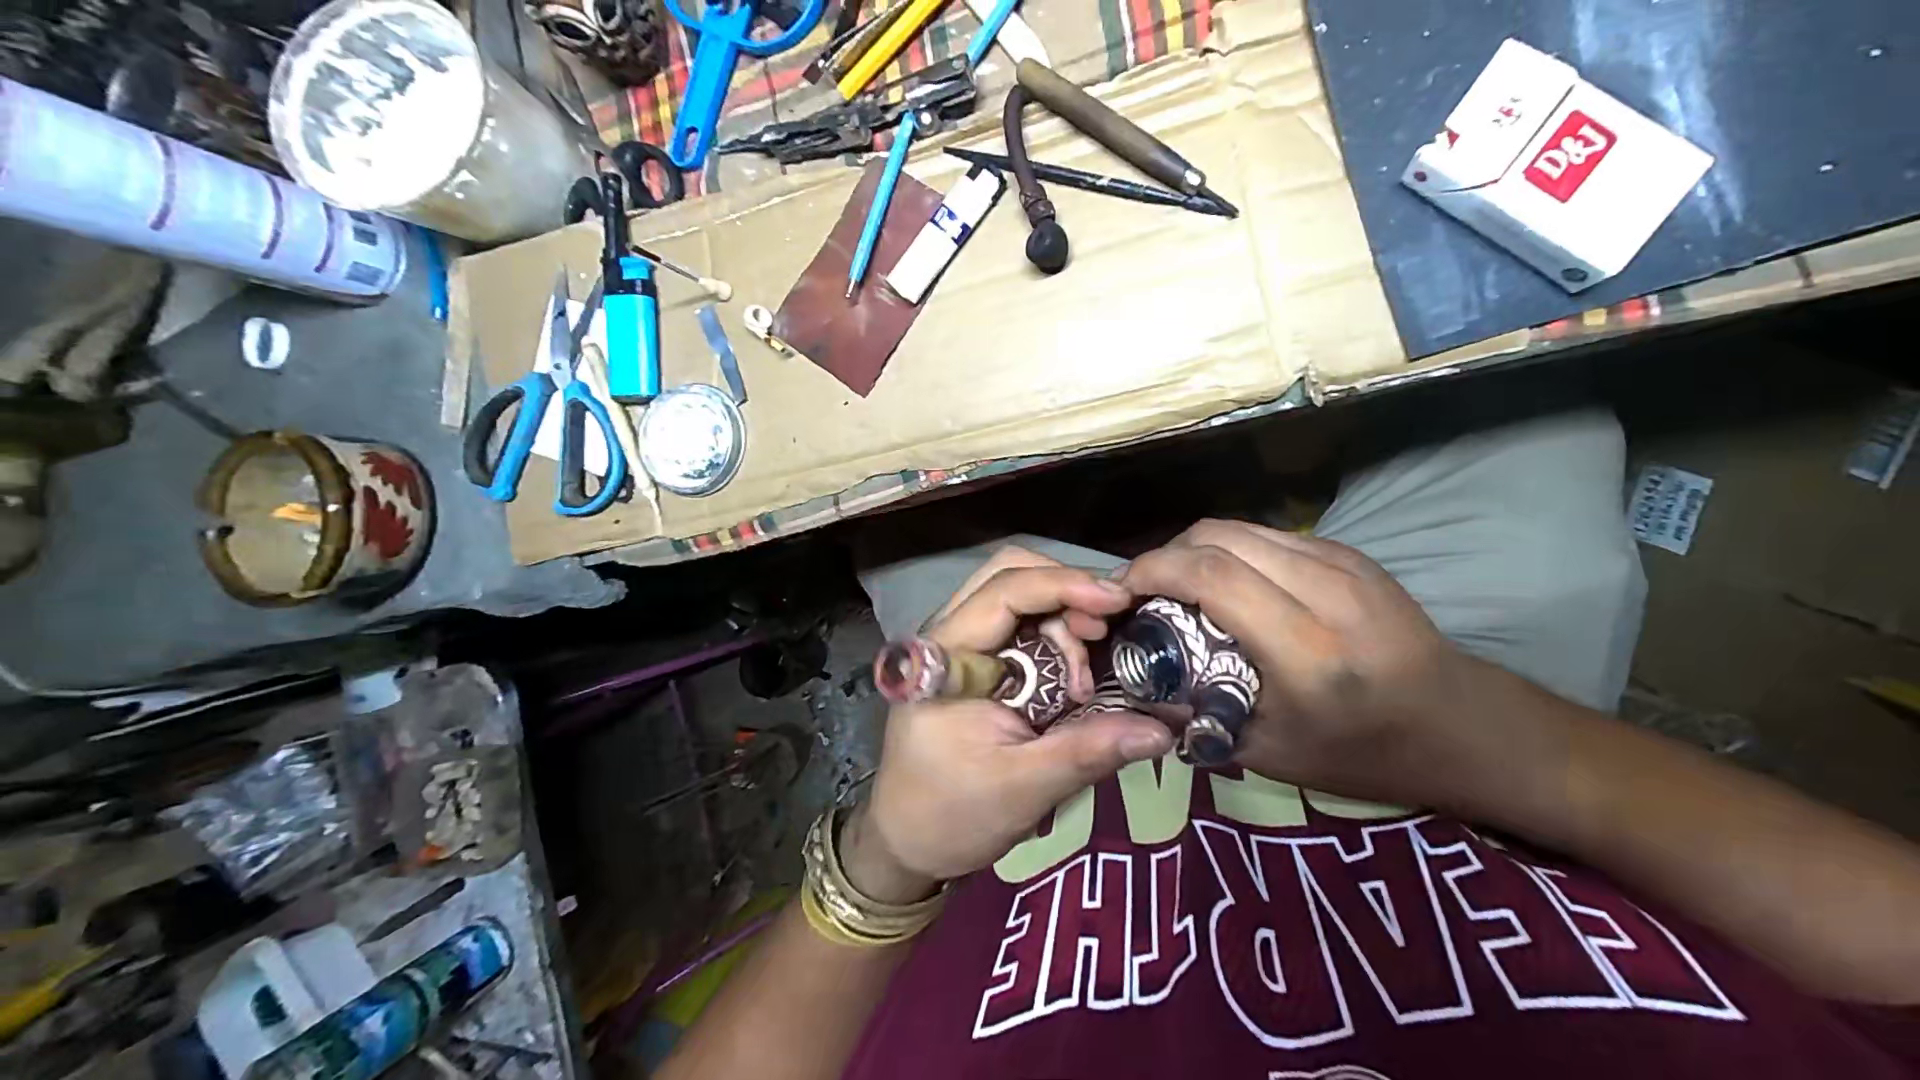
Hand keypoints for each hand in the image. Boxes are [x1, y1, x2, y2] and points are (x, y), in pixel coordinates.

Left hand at [846, 554, 1174, 900]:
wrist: (906, 839)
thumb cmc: (950, 814)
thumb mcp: (1021, 788)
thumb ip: (1086, 752)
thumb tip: (1160, 729)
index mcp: (946, 655)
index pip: (1004, 591)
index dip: (1064, 585)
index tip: (1118, 601)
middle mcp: (951, 636)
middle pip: (1010, 576)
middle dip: (1066, 593)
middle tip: (1105, 632)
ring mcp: (964, 646)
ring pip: (1019, 598)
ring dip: (1064, 620)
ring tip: (1087, 679)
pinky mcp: (980, 664)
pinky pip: (1023, 628)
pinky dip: (1058, 639)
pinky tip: (1079, 676)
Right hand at [1118, 519, 1501, 808]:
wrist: (1463, 727)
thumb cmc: (1361, 753)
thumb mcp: (1267, 752)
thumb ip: (1192, 713)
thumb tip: (1130, 685)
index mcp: (1308, 651)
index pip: (1211, 575)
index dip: (1153, 571)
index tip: (1122, 591)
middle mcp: (1326, 593)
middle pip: (1218, 538)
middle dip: (1165, 556)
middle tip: (1142, 591)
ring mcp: (1344, 565)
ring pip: (1240, 529)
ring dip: (1194, 549)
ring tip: (1175, 586)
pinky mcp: (1350, 554)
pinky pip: (1267, 536)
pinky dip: (1228, 550)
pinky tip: (1222, 582)